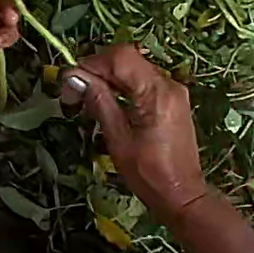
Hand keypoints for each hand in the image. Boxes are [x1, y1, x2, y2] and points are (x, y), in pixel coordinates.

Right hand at [58, 43, 211, 222]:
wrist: (182, 195)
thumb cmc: (148, 174)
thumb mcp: (118, 139)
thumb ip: (99, 102)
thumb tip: (75, 77)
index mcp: (157, 93)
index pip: (121, 57)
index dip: (92, 63)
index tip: (71, 82)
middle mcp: (169, 84)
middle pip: (127, 59)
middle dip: (97, 70)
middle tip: (75, 93)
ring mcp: (173, 91)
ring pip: (134, 68)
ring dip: (108, 78)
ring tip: (87, 100)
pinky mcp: (172, 99)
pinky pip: (143, 81)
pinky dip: (122, 86)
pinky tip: (108, 103)